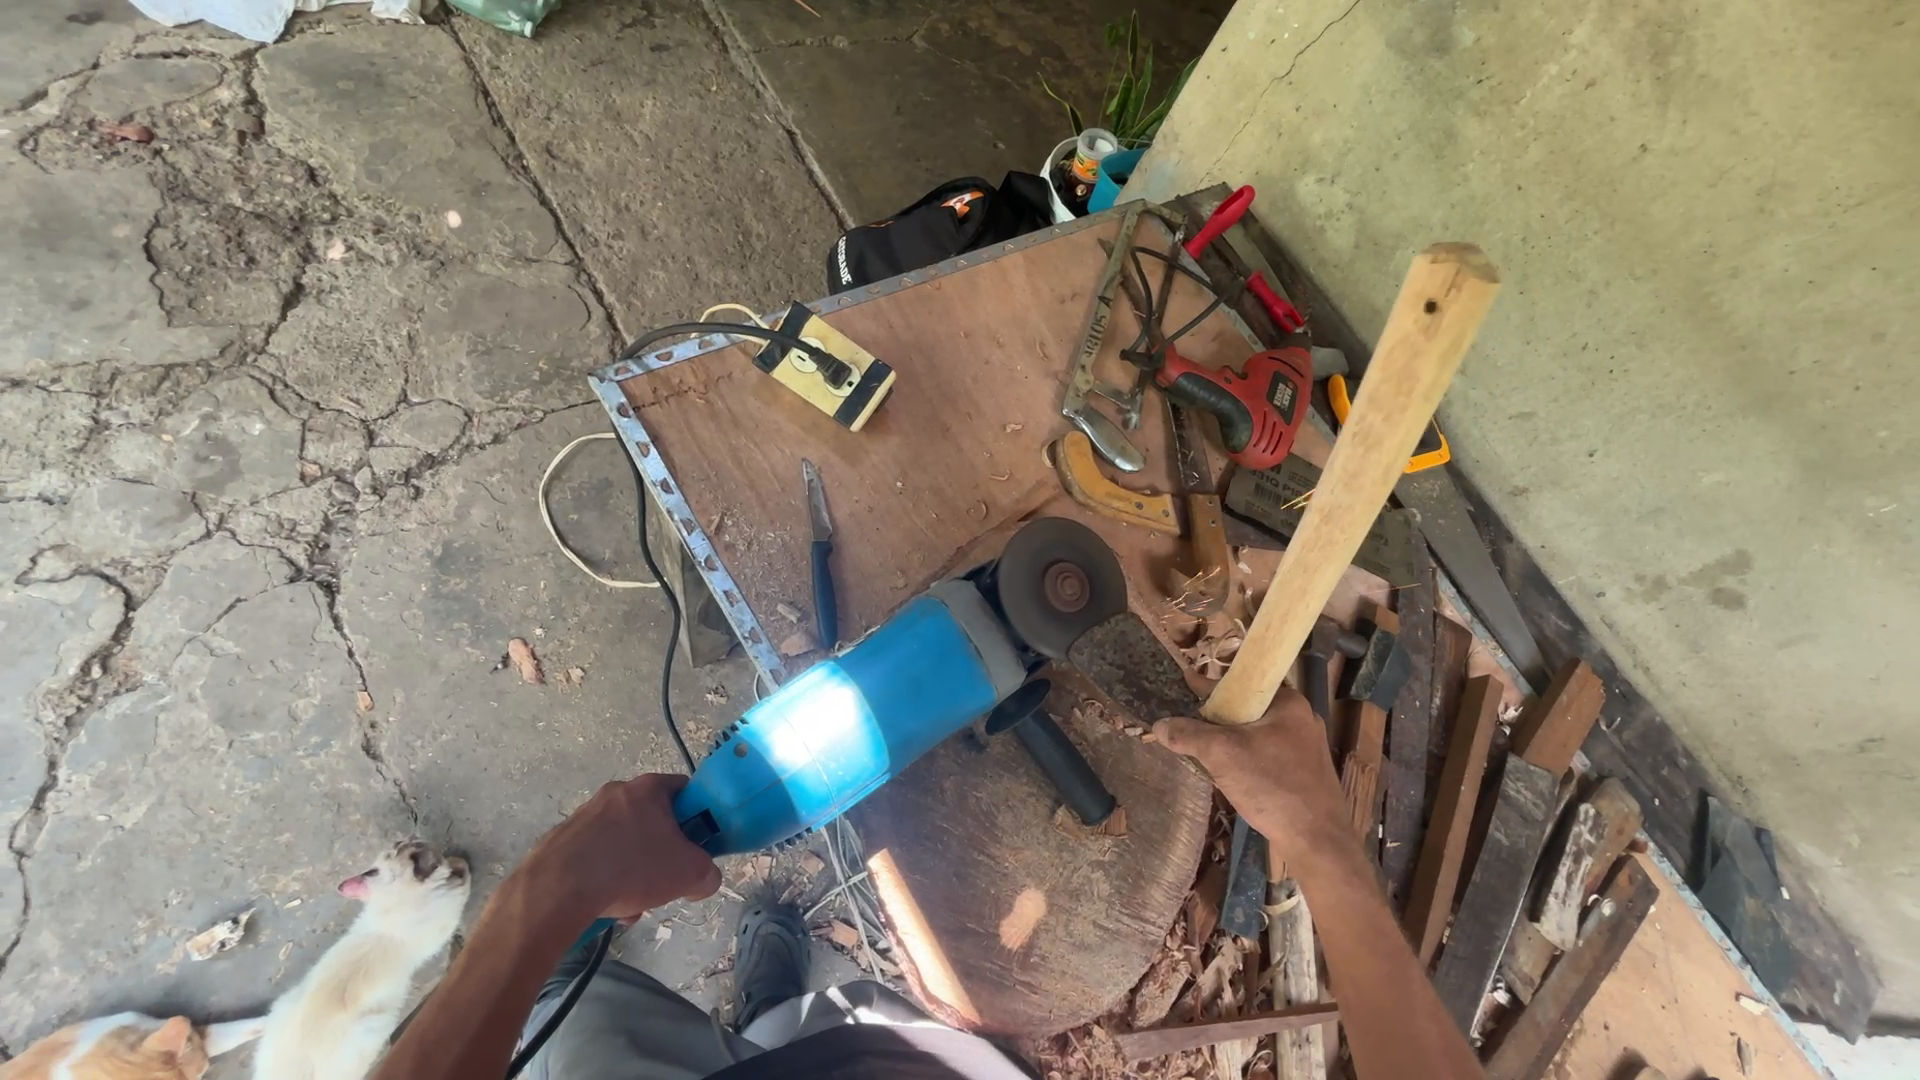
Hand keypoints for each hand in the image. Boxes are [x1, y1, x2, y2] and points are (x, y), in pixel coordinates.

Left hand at [521, 773, 719, 920]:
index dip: (697, 815)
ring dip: (631, 870)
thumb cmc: (632, 868)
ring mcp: (583, 815)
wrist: (556, 891)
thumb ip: (708, 873)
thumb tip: (704, 879)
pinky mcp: (559, 841)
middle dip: (661, 850)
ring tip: (631, 904)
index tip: (696, 843)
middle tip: (665, 878)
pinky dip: (603, 879)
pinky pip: (594, 858)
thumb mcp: (690, 873)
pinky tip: (604, 906)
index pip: (684, 790)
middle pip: (651, 819)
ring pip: (622, 842)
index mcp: (649, 788)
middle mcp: (615, 793)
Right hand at [1153, 689, 1350, 869]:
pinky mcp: (1305, 774)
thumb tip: (1159, 725)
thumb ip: (1187, 734)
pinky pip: (1267, 755)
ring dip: (1231, 742)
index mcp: (1287, 702)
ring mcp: (1306, 748)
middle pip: (1247, 709)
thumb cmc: (1272, 786)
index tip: (1186, 685)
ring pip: (1256, 734)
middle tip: (1192, 727)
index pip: (1240, 682)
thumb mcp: (1221, 754)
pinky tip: (1232, 776)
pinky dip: (1246, 759)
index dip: (1209, 686)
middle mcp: (1301, 718)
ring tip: (1207, 753)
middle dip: (1218, 719)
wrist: (1318, 843)